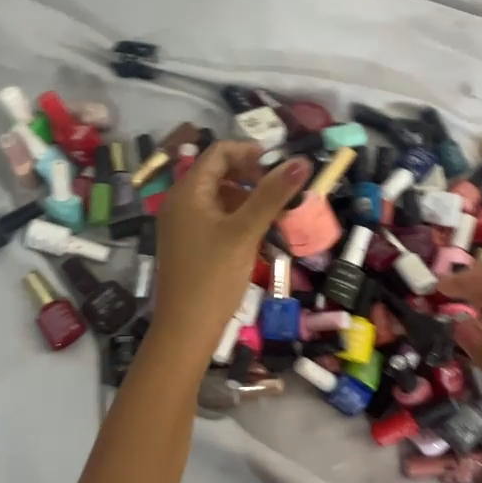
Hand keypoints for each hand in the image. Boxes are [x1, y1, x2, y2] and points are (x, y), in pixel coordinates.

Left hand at [149, 141, 308, 350]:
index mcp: (187, 192)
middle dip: (253, 178)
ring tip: (277, 218)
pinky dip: (238, 220)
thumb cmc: (214, 276)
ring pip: (220, 197)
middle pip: (219, 173)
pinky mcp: (189, 244)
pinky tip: (259, 237)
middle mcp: (180, 202)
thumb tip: (301, 161)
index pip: (219, 152)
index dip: (251, 154)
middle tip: (282, 196)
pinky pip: (216, 218)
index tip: (281, 170)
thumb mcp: (245, 232)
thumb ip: (272, 195)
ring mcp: (182, 224)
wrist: (186, 330)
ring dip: (249, 200)